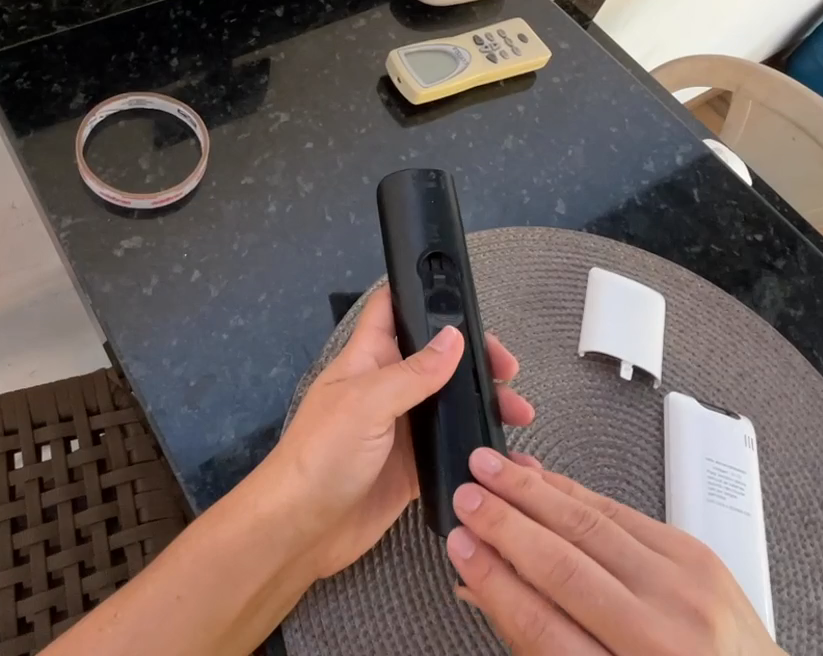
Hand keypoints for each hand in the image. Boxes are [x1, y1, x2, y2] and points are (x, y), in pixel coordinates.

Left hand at [257, 285, 535, 579]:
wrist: (302, 528)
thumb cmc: (323, 452)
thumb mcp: (367, 403)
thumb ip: (413, 372)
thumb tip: (456, 337)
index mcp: (368, 357)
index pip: (392, 308)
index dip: (420, 294)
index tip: (464, 295)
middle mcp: (386, 385)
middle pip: (435, 355)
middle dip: (472, 356)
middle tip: (509, 369)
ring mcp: (401, 425)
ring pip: (449, 400)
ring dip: (482, 400)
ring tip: (519, 413)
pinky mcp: (414, 464)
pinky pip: (452, 444)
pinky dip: (478, 443)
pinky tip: (506, 452)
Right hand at [444, 449, 783, 655]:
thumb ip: (538, 641)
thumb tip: (480, 582)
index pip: (542, 624)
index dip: (492, 578)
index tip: (459, 545)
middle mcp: (667, 639)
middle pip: (565, 566)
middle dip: (504, 523)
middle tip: (466, 496)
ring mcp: (687, 590)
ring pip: (589, 524)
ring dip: (530, 490)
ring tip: (489, 467)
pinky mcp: (696, 552)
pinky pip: (618, 510)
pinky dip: (571, 489)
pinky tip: (539, 475)